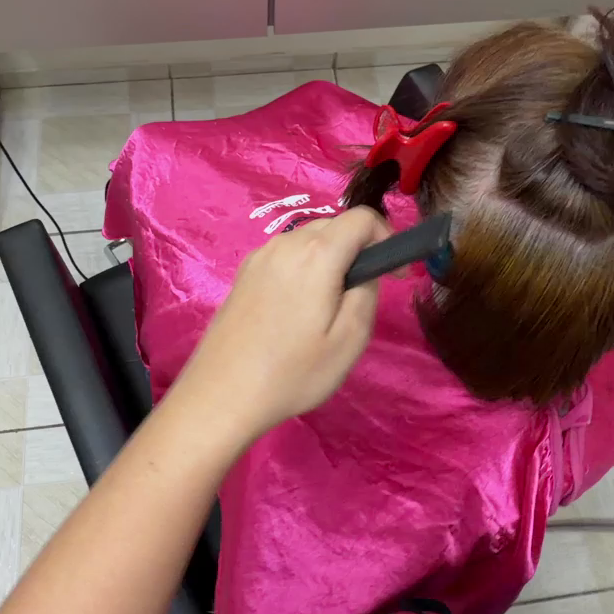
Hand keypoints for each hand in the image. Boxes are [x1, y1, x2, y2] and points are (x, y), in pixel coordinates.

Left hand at [172, 208, 391, 438]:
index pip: (363, 218)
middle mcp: (285, 243)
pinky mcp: (244, 273)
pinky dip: (303, 269)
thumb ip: (368, 291)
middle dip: (358, 252)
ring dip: (330, 261)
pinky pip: (286, 256)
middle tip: (361, 298)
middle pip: (335, 227)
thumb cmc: (292, 373)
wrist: (221, 395)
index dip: (386, 239)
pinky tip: (296, 311)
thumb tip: (367, 269)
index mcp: (316, 254)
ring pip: (309, 240)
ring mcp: (260, 256)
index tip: (392, 276)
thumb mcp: (349, 339)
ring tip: (327, 309)